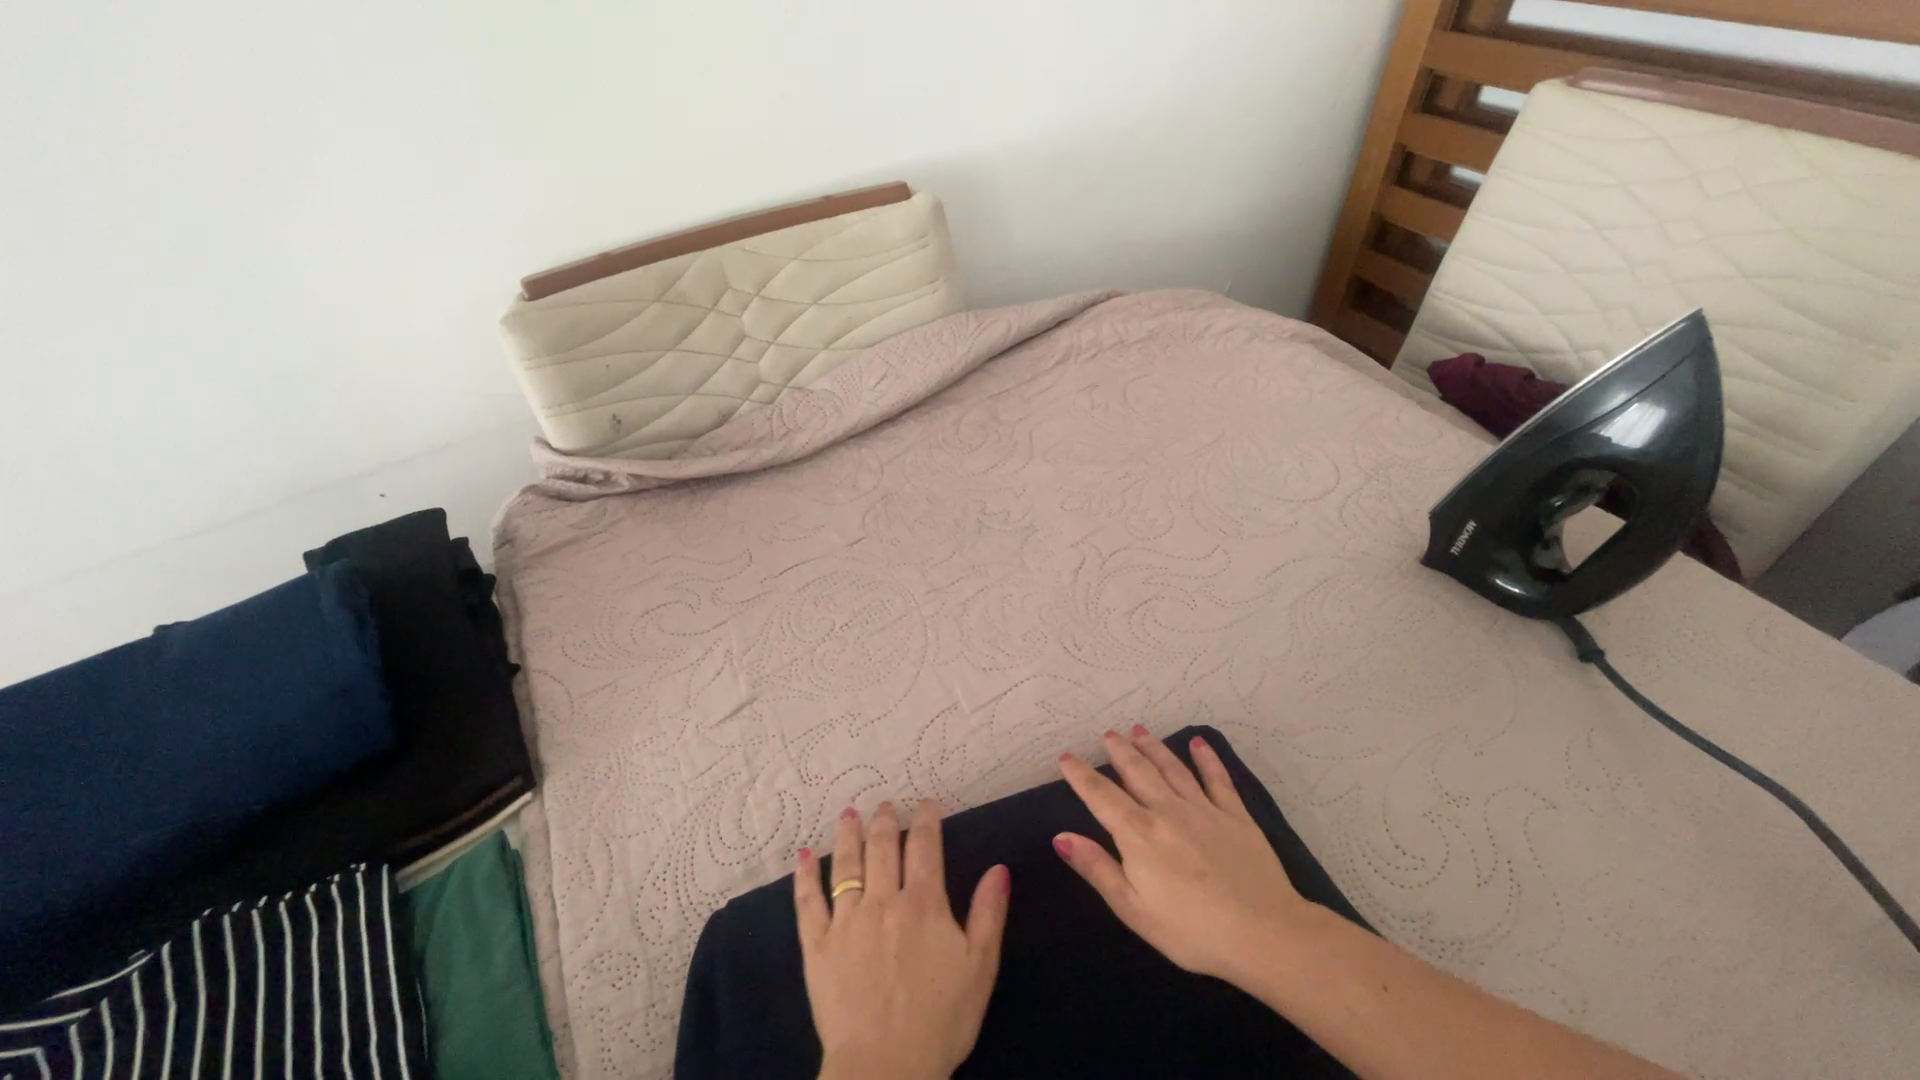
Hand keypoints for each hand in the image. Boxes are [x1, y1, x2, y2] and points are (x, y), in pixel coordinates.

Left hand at [795, 799, 1009, 1079]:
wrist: (885, 1067)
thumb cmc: (941, 1020)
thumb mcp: (980, 967)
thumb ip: (989, 914)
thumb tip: (998, 868)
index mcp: (923, 904)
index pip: (925, 847)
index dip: (926, 820)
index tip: (926, 802)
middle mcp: (882, 901)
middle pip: (882, 848)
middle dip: (885, 820)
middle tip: (885, 804)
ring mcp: (845, 921)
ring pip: (846, 865)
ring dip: (848, 835)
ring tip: (849, 814)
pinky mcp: (817, 945)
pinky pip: (808, 901)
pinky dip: (805, 875)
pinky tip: (803, 855)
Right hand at [1054, 726, 1314, 986]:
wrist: (1263, 933)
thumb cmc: (1191, 931)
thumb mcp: (1133, 909)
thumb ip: (1097, 868)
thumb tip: (1061, 836)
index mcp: (1138, 834)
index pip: (1101, 797)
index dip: (1081, 776)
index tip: (1066, 757)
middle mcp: (1167, 811)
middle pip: (1138, 772)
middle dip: (1120, 751)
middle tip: (1108, 733)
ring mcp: (1205, 810)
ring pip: (1173, 769)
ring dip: (1154, 748)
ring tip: (1139, 730)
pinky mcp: (1236, 816)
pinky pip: (1217, 779)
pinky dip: (1206, 759)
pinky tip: (1198, 744)